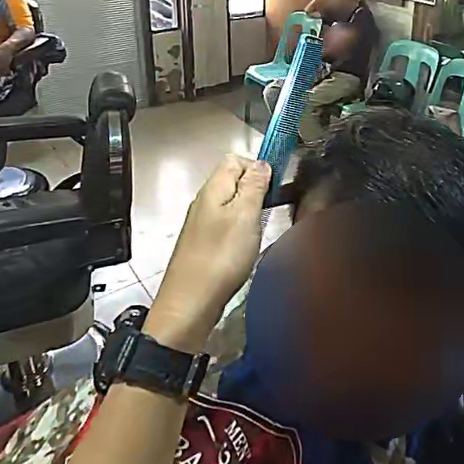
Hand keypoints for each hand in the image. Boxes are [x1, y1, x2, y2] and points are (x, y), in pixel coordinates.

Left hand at [146, 156, 271, 351]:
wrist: (189, 304)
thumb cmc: (221, 257)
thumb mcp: (245, 216)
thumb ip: (254, 186)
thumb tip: (261, 163)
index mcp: (213, 188)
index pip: (235, 159)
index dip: (257, 166)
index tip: (273, 187)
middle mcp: (204, 201)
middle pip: (233, 179)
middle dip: (256, 189)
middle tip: (269, 210)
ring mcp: (201, 222)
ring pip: (231, 202)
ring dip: (249, 209)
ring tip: (260, 229)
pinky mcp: (203, 242)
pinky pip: (226, 222)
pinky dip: (240, 227)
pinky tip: (246, 245)